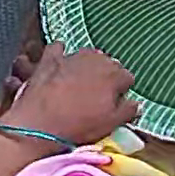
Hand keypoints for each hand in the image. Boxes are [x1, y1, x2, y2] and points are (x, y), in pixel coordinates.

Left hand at [0, 43, 139, 147]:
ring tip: (80, 81)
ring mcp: (73, 57)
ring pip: (88, 55)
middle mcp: (97, 60)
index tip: (115, 102)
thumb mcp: (110, 124)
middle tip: (98, 94)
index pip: (127, 78)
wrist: (37, 127)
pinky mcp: (50, 59)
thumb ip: (128, 110)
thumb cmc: (78, 127)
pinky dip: (60, 54)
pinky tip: (59, 63)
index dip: (122, 91)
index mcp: (114, 76)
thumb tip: (137, 103)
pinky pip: (58, 49)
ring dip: (88, 65)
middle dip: (107, 76)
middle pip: (109, 64)